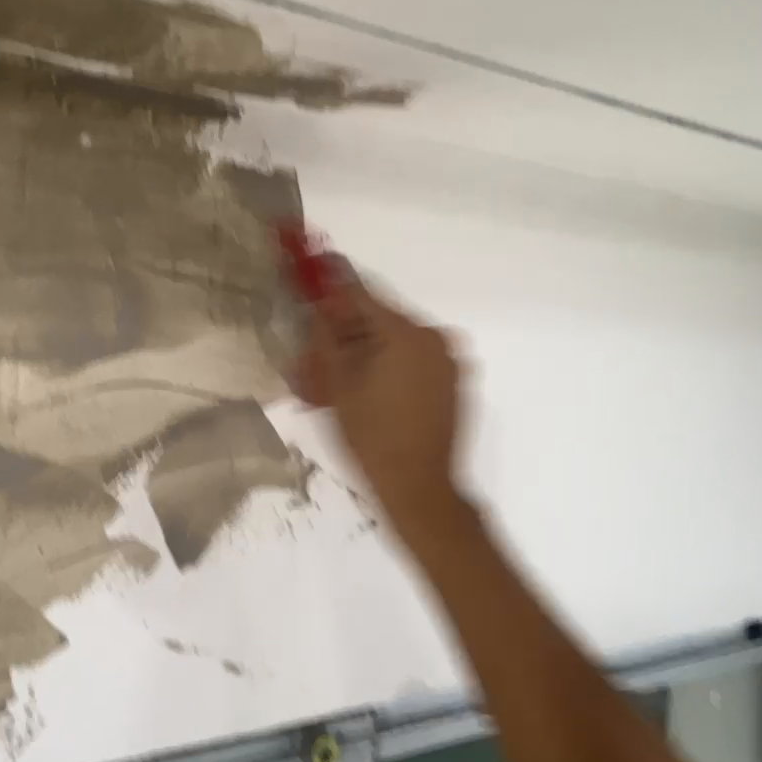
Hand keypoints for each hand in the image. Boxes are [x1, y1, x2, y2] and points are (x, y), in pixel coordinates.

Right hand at [291, 263, 465, 522]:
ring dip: (361, 354)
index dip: (328, 283)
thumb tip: (319, 297)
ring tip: (331, 385)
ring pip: (392, 343)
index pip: (359, 293)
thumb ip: (327, 332)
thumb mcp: (337, 383)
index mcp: (406, 332)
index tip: (307, 269)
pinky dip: (384, 369)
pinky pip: (411, 363)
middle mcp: (435, 337)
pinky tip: (362, 394)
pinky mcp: (454, 384)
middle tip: (310, 357)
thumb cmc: (371, 436)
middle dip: (341, 333)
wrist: (421, 491)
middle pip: (376, 320)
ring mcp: (449, 362)